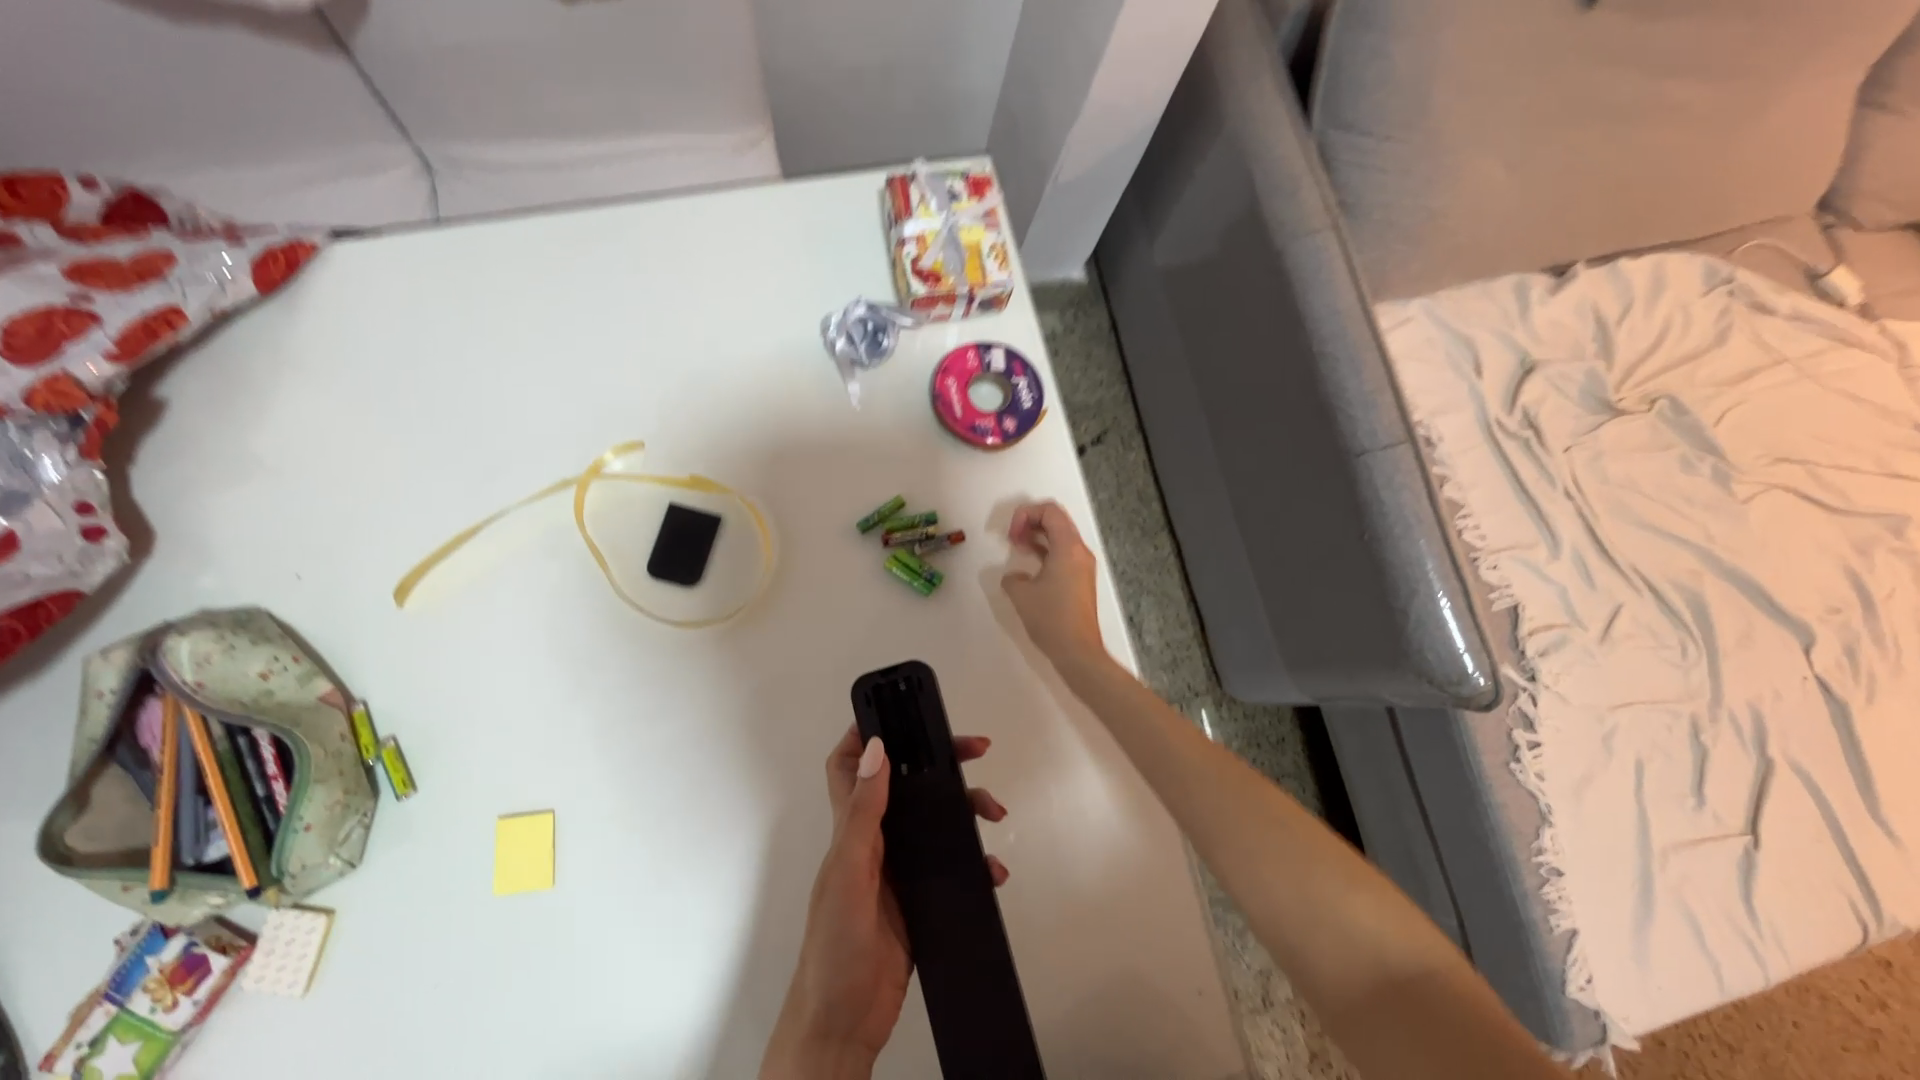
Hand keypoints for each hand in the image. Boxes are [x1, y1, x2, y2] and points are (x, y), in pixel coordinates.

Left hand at [761, 727, 1007, 1078]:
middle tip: (974, 748)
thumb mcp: (848, 874)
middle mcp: (872, 844)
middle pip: (906, 786)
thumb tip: (875, 750)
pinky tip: (991, 869)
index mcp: (849, 831)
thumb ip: (863, 814)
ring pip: (935, 823)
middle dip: (938, 762)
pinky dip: (975, 862)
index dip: (866, 735)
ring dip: (964, 810)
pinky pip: (952, 867)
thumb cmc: (834, 949)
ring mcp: (896, 872)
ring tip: (993, 810)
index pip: (849, 767)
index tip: (898, 713)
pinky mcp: (918, 901)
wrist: (845, 1022)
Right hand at [1001, 501, 1105, 666]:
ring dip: (1038, 537)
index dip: (1025, 514)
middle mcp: (1080, 551)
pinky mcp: (1081, 580)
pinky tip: (1030, 565)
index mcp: (1068, 547)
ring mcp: (1083, 566)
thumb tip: (1015, 577)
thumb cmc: (1050, 618)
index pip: (1050, 511)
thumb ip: (1012, 577)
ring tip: (1018, 548)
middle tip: (1013, 539)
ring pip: (1060, 537)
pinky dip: (1046, 551)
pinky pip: (1063, 554)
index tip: (1011, 536)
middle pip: (1057, 520)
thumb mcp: (1021, 594)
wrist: (1078, 651)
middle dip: (1031, 522)